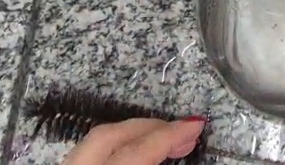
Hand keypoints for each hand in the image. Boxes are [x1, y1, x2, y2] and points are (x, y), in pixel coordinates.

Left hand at [64, 118, 205, 164]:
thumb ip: (152, 164)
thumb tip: (179, 148)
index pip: (136, 151)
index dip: (168, 135)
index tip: (196, 124)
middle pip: (109, 134)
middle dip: (149, 127)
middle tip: (182, 130)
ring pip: (95, 140)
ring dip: (131, 135)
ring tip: (162, 140)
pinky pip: (88, 153)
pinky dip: (114, 147)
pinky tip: (131, 152)